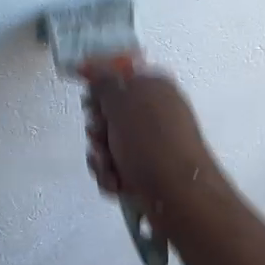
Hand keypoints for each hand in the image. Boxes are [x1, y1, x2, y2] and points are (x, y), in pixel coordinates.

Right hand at [84, 67, 219, 212]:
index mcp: (155, 87)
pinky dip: (112, 175)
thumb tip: (98, 68)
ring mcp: (153, 145)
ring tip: (109, 165)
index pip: (122, 74)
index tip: (86, 94)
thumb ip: (104, 81)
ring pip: (111, 143)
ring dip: (102, 155)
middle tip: (99, 134)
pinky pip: (118, 168)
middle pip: (111, 112)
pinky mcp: (149, 173)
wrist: (178, 195)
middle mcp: (156, 113)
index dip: (101, 83)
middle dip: (98, 126)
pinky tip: (116, 183)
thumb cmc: (149, 141)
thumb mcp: (120, 101)